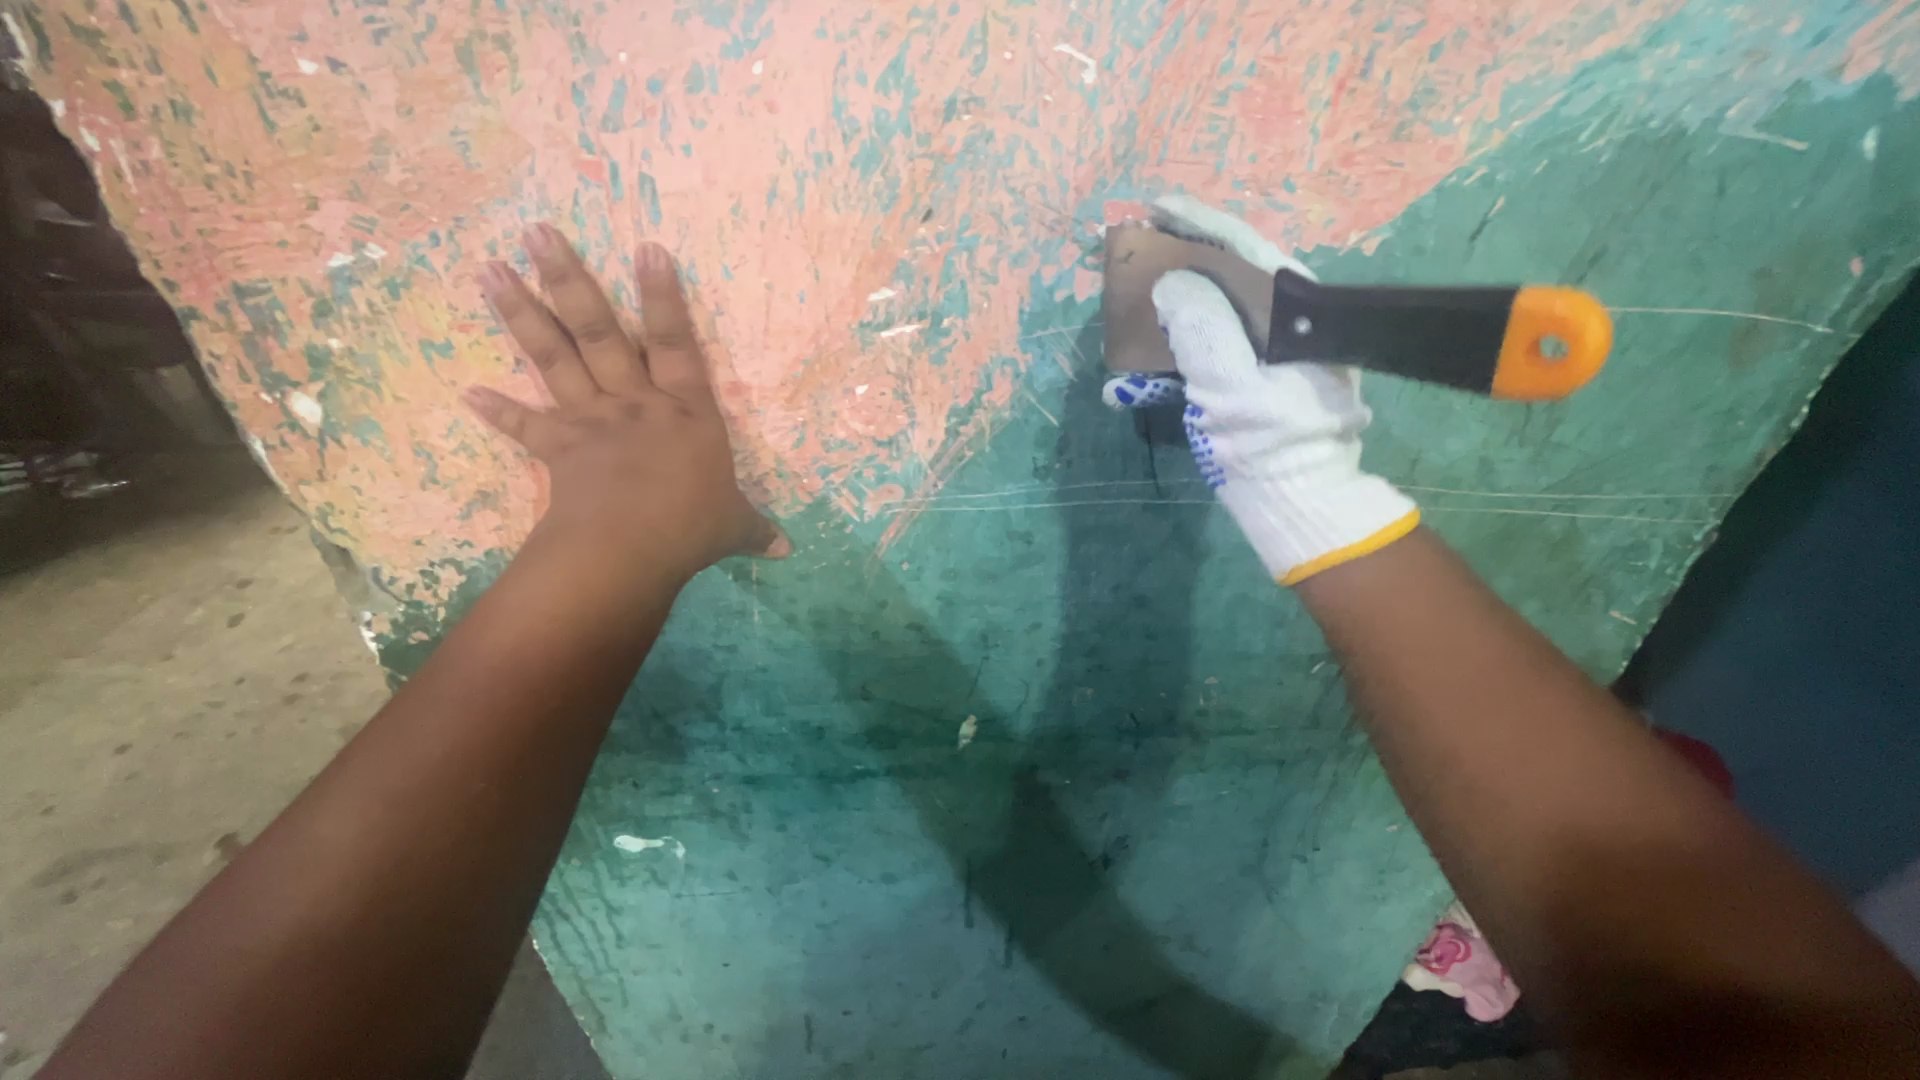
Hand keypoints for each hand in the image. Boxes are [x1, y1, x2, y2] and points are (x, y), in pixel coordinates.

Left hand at [467, 224, 787, 586]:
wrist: (629, 548)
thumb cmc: (691, 526)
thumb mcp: (734, 526)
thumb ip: (757, 529)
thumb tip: (787, 551)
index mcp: (687, 413)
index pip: (678, 344)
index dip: (664, 297)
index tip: (646, 247)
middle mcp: (636, 404)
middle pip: (600, 332)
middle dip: (569, 279)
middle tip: (537, 231)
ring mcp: (593, 423)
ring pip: (555, 359)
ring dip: (523, 314)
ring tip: (490, 269)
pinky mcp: (560, 451)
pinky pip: (527, 429)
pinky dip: (500, 413)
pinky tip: (470, 393)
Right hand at [1113, 195, 1417, 583]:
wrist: (1298, 503)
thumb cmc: (1270, 445)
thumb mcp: (1231, 386)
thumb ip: (1202, 327)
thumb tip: (1171, 282)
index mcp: (1294, 310)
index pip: (1244, 250)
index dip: (1198, 224)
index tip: (1155, 205)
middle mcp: (1288, 323)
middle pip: (1229, 276)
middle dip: (1180, 262)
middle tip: (1138, 247)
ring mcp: (1274, 353)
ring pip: (1218, 314)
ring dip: (1173, 310)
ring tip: (1134, 302)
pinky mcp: (1259, 381)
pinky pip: (1213, 351)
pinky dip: (1177, 354)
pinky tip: (1142, 367)